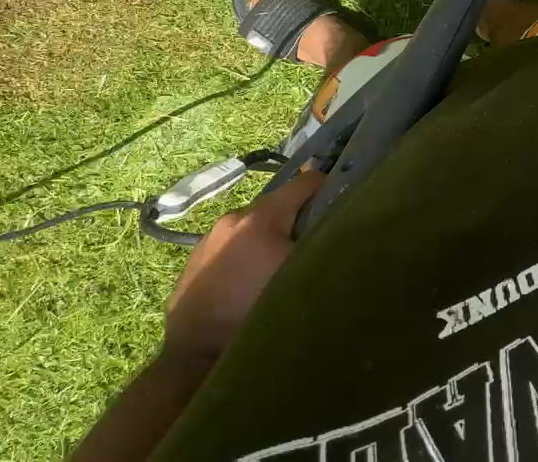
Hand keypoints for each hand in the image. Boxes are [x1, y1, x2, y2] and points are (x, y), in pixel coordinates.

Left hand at [163, 169, 323, 363]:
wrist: (194, 356)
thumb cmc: (253, 310)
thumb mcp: (299, 273)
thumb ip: (321, 242)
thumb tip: (343, 224)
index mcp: (260, 215)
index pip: (307, 181)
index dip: (330, 190)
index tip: (341, 211)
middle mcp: (232, 217)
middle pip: (280, 203)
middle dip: (298, 219)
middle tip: (310, 247)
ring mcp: (209, 237)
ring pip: (255, 224)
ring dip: (271, 237)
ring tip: (277, 267)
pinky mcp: (194, 258)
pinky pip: (233, 243)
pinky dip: (247, 252)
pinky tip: (249, 281)